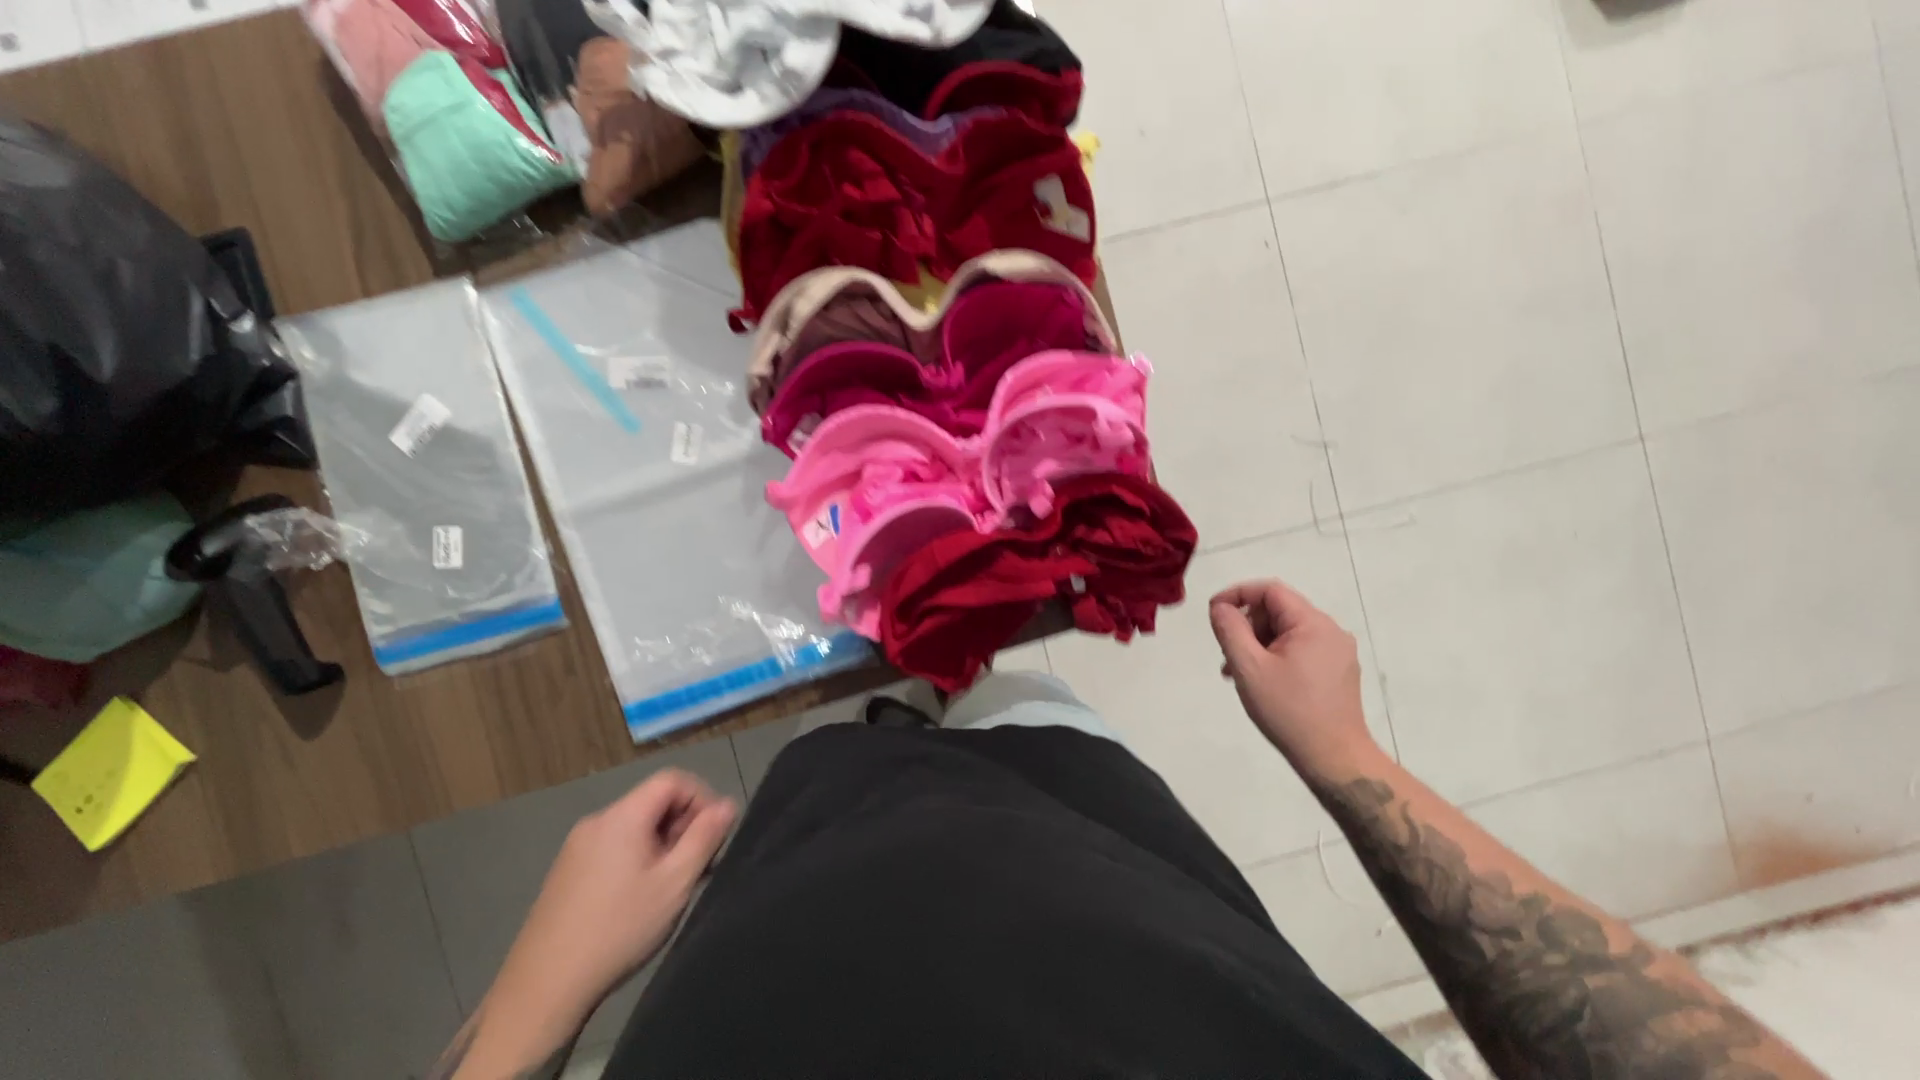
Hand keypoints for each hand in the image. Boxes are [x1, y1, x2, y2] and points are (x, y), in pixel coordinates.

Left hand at [481, 769, 738, 1032]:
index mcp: (622, 817)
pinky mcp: (566, 872)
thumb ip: (705, 838)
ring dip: (663, 845)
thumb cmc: (619, 929)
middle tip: (700, 867)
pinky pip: (614, 848)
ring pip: (635, 828)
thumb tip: (728, 804)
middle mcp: (596, 822)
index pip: (672, 780)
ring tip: (674, 887)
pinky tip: (642, 899)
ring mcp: (576, 848)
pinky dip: (638, 859)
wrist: (545, 986)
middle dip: (684, 825)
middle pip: (652, 802)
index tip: (715, 836)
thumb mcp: (675, 883)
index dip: (702, 798)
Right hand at [1209, 580, 1380, 777]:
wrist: (1334, 758)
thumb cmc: (1289, 711)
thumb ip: (1230, 630)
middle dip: (1247, 625)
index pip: (1270, 590)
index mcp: (1313, 624)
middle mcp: (1330, 630)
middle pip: (1279, 610)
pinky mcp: (1338, 672)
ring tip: (1238, 673)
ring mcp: (1338, 652)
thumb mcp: (1249, 668)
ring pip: (1288, 632)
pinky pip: (1301, 650)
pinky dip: (1276, 656)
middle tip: (1226, 654)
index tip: (1213, 612)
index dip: (1237, 594)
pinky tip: (1262, 682)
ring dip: (1258, 644)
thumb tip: (1220, 606)